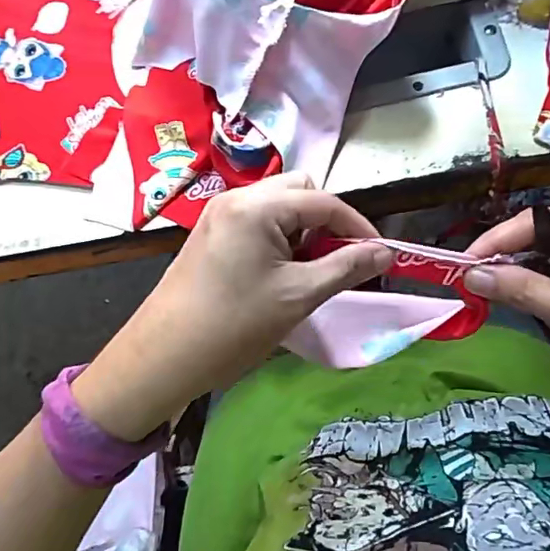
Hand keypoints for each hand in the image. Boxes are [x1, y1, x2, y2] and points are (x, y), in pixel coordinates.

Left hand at [73, 174, 392, 439]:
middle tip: (337, 261)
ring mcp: (220, 216)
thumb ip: (346, 268)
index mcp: (257, 207)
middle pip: (300, 192)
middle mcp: (236, 199)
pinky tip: (281, 273)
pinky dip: (280, 239)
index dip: (358, 228)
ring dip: (304, 231)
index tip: (381, 256)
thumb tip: (386, 252)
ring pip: (278, 207)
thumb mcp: (299, 296)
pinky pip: (258, 222)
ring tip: (310, 272)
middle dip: (328, 222)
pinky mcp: (211, 235)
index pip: (324, 202)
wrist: (163, 357)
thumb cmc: (234, 326)